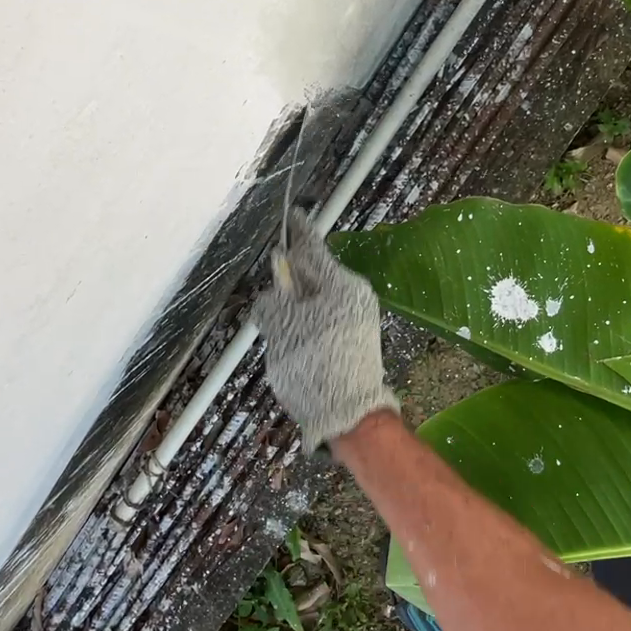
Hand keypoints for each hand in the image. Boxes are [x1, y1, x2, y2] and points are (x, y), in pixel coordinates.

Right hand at [250, 210, 399, 450]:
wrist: (349, 416)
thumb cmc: (314, 366)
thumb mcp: (283, 327)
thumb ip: (275, 298)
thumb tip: (277, 281)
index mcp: (341, 285)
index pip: (313, 249)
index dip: (299, 231)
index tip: (294, 214)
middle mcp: (355, 296)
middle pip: (315, 274)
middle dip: (291, 277)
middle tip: (272, 280)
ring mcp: (358, 318)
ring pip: (317, 299)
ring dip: (296, 304)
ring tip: (277, 322)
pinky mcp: (355, 339)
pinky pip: (324, 317)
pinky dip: (305, 320)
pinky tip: (292, 340)